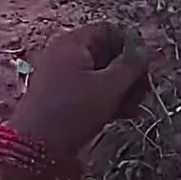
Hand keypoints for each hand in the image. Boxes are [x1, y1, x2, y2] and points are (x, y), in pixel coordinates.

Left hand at [7, 23, 150, 154]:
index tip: (145, 69)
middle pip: (105, 54)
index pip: (109, 31)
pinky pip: (88, 91)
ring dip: (120, 90)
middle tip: (143, 93)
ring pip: (99, 76)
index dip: (131, 47)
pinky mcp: (60, 99)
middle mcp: (64, 55)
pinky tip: (122, 115)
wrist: (35, 148)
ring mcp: (60, 78)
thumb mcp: (108, 87)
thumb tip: (143, 50)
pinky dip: (106, 100)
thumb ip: (130, 66)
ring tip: (134, 108)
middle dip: (128, 73)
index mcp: (73, 44)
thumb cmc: (72, 112)